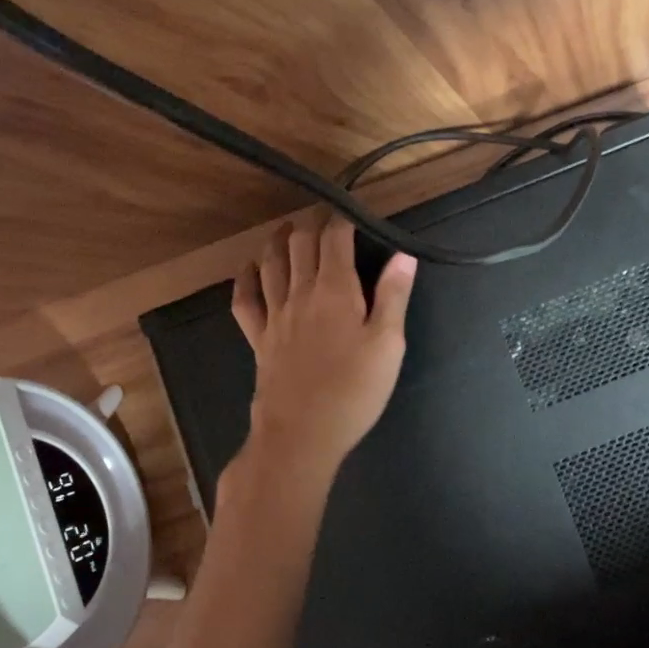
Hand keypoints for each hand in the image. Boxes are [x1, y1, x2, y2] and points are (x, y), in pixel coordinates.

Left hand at [225, 215, 416, 492]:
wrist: (302, 435)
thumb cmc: (355, 390)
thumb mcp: (388, 344)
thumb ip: (393, 296)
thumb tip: (403, 255)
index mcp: (336, 291)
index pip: (334, 239)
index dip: (342, 219)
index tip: (352, 212)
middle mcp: (300, 294)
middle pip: (299, 245)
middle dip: (311, 224)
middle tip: (324, 217)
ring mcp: (274, 316)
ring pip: (270, 264)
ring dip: (278, 241)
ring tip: (288, 229)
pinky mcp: (258, 339)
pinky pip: (245, 299)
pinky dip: (246, 277)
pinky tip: (251, 268)